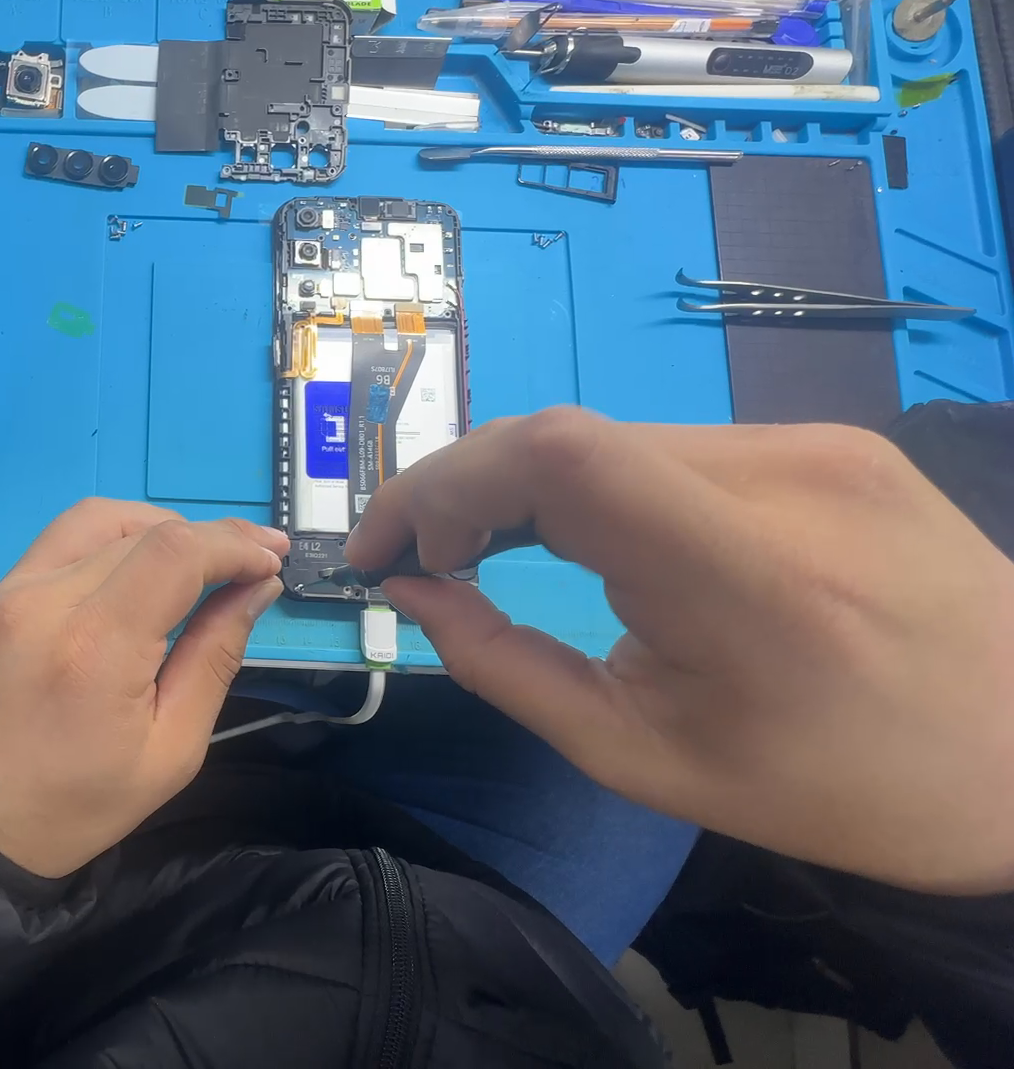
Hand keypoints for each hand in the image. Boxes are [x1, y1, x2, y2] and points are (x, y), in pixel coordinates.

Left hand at [0, 499, 288, 877]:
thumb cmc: (81, 802)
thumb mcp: (172, 747)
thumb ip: (216, 655)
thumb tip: (258, 587)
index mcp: (94, 647)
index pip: (174, 553)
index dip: (232, 544)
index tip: (272, 561)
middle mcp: (47, 600)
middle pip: (143, 532)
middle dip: (211, 537)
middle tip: (256, 560)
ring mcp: (14, 589)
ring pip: (103, 519)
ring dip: (162, 527)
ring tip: (205, 558)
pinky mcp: (0, 591)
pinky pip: (67, 535)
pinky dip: (116, 533)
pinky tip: (145, 560)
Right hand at [348, 407, 1013, 893]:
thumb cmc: (831, 786)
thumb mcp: (632, 754)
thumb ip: (496, 663)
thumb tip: (407, 589)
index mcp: (747, 577)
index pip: (557, 460)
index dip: (440, 486)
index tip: (391, 552)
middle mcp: (780, 478)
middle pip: (553, 437)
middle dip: (448, 491)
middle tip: (413, 558)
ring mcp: (804, 445)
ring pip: (588, 436)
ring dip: (498, 486)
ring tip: (468, 548)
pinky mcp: (810, 441)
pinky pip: (638, 445)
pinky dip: (558, 483)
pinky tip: (548, 532)